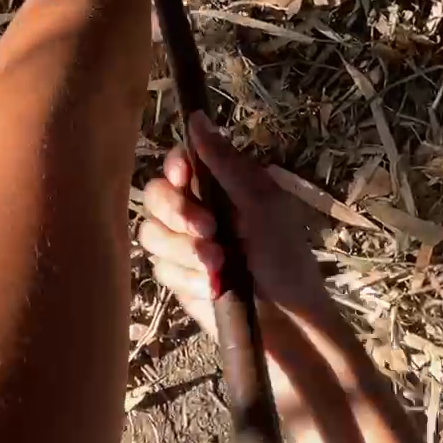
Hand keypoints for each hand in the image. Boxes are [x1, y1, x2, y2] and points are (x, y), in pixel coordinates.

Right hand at [139, 113, 336, 337]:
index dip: (174, 167)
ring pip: (152, 233)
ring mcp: (185, 245)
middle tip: (210, 230)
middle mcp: (198, 210)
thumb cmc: (286, 256)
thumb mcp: (262, 202)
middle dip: (179, 212)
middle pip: (155, 194)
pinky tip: (215, 290)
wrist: (290, 326)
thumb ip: (225, 163)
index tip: (183, 176)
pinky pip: (160, 268)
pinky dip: (189, 278)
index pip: (179, 162)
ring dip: (186, 250)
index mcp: (220, 186)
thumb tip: (196, 116)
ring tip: (220, 267)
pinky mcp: (178, 278)